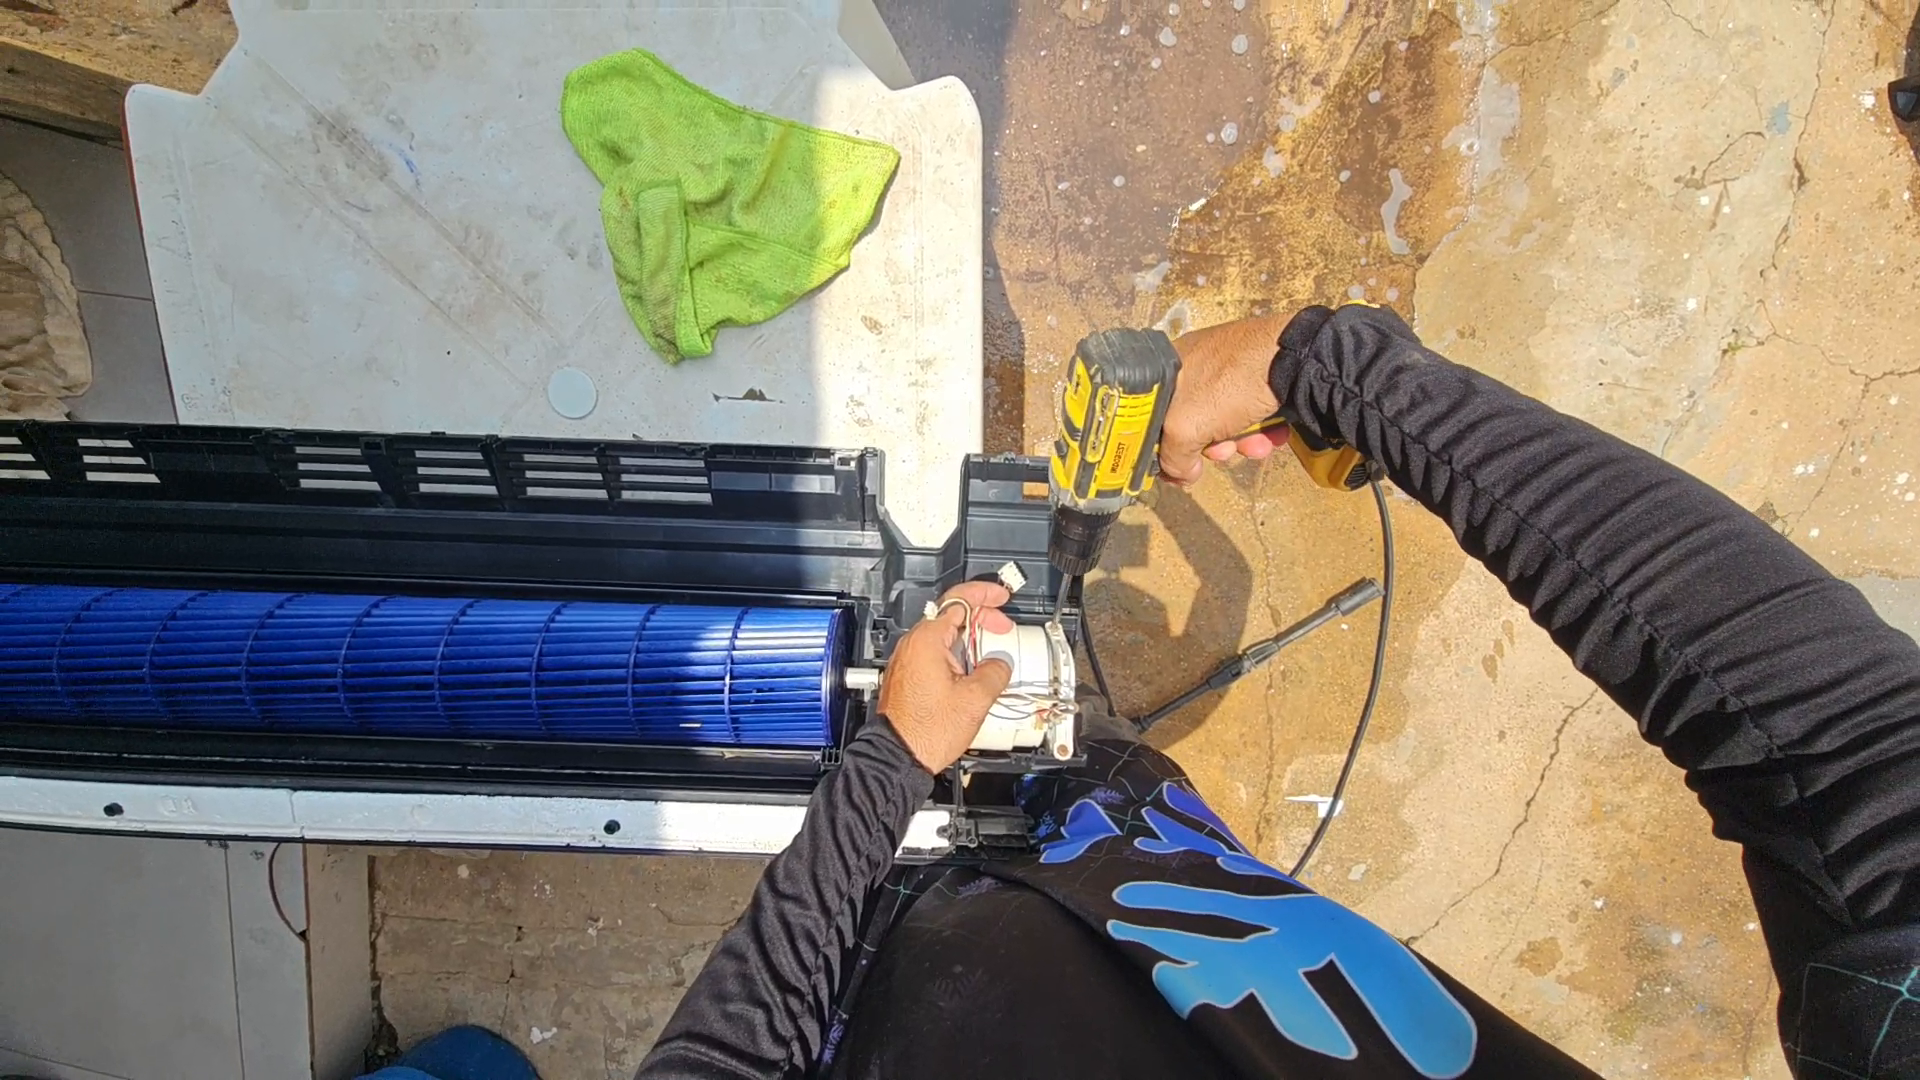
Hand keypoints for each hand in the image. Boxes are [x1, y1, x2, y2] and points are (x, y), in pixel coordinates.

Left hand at [878, 582, 1014, 772]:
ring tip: (989, 653)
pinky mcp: (907, 674)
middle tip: (1002, 627)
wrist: (899, 756)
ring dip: (969, 638)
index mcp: (927, 641)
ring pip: (943, 634)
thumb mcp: (975, 699)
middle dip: (981, 618)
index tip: (1001, 596)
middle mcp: (913, 645)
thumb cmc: (926, 731)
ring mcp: (907, 659)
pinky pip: (934, 652)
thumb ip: (995, 672)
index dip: (984, 594)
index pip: (958, 600)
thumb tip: (999, 664)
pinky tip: (970, 669)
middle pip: (951, 615)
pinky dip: (955, 652)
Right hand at [1160, 314, 1289, 485]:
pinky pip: (1251, 404)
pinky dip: (1260, 425)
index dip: (1167, 444)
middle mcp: (1196, 361)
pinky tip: (1273, 433)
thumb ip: (1172, 458)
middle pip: (1192, 419)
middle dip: (1212, 445)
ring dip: (1240, 440)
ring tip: (1256, 446)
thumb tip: (1180, 474)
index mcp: (1168, 367)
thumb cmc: (1230, 382)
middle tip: (1224, 452)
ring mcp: (1230, 362)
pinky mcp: (1261, 367)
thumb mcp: (1183, 428)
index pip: (1155, 415)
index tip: (1183, 463)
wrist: (1294, 357)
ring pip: (1225, 416)